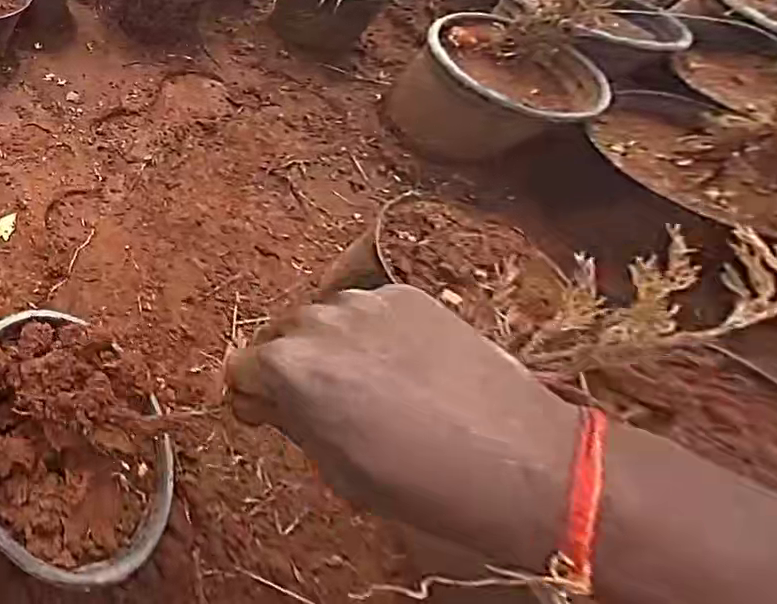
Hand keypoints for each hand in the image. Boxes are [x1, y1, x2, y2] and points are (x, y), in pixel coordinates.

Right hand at [228, 286, 577, 567]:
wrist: (536, 467)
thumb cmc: (427, 483)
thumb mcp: (338, 469)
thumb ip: (287, 422)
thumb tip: (261, 398)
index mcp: (288, 365)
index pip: (240, 366)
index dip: (253, 393)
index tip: (271, 411)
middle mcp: (312, 320)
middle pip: (279, 337)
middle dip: (293, 365)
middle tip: (333, 401)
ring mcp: (358, 301)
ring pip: (321, 319)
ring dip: (332, 344)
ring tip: (376, 381)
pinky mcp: (400, 294)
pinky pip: (366, 309)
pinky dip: (373, 332)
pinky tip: (408, 365)